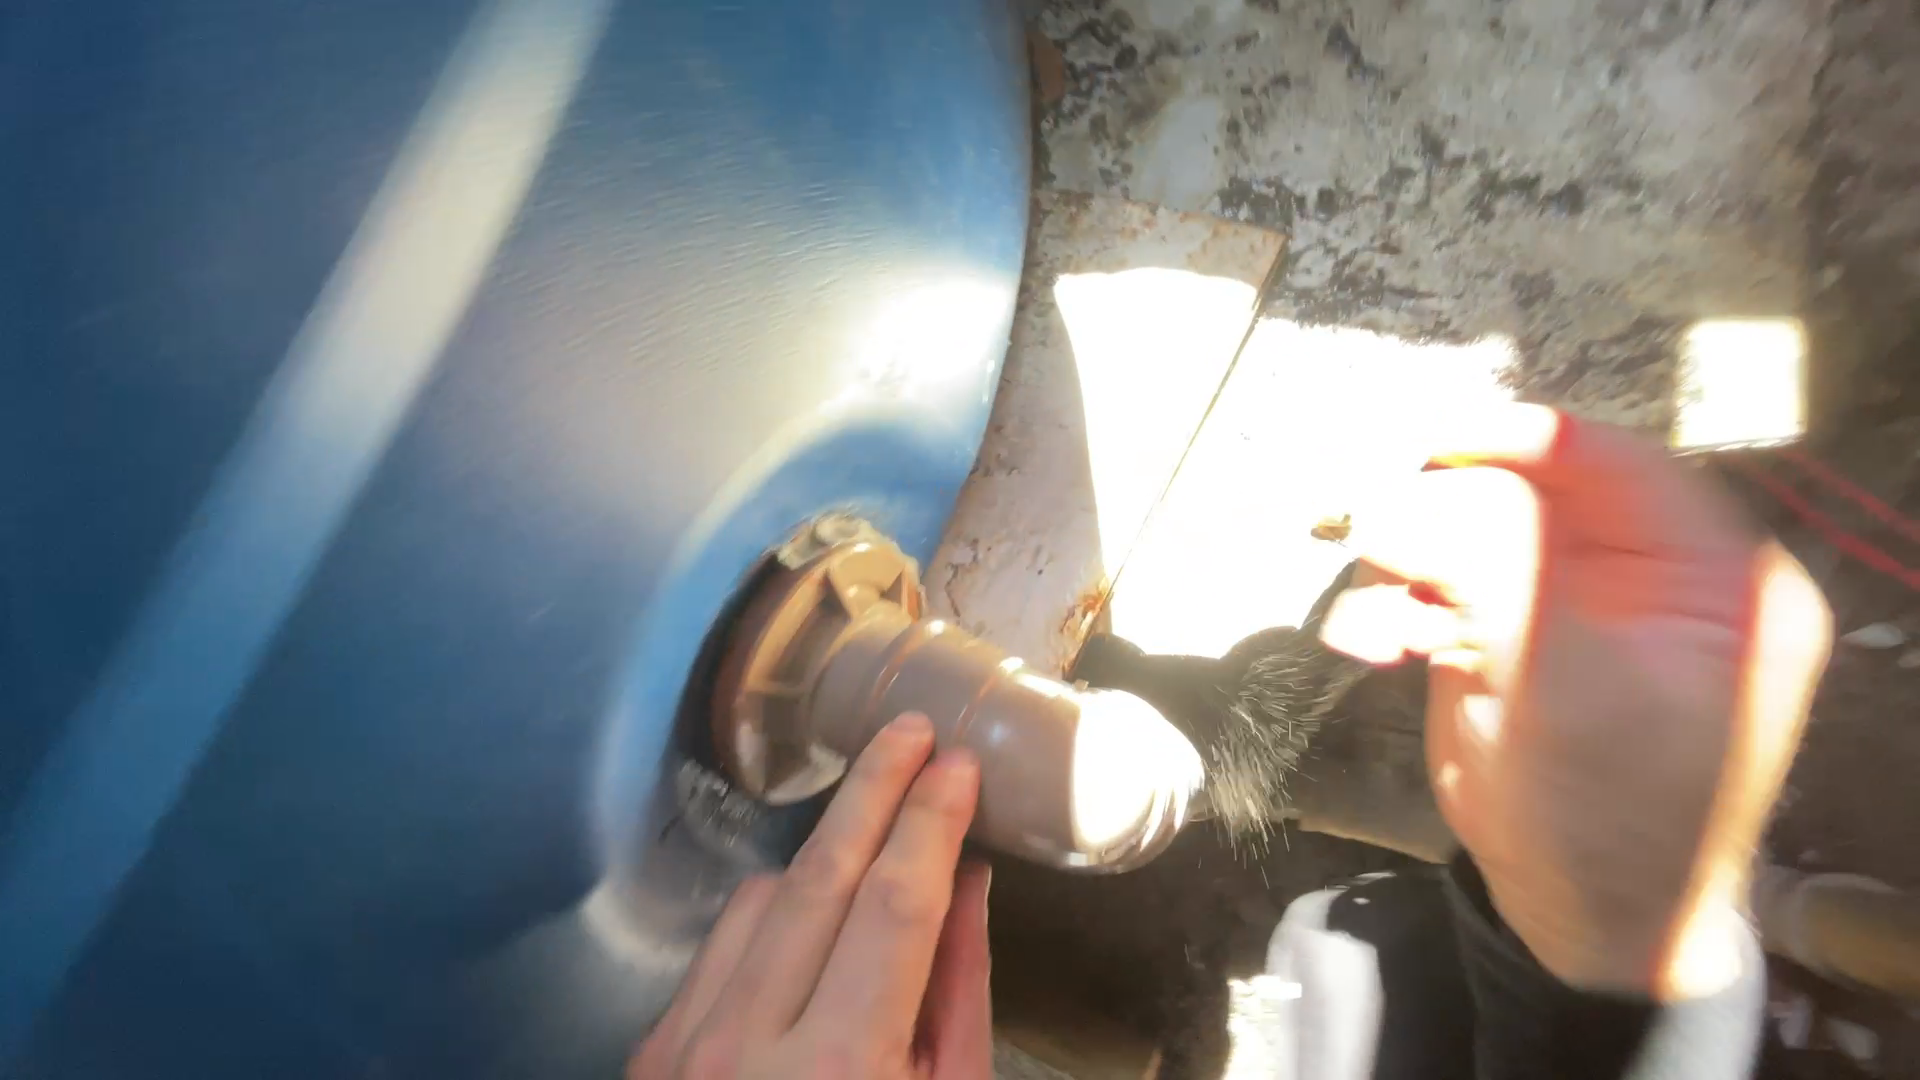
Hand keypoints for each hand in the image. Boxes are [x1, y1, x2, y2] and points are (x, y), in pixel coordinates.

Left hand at [629, 713, 990, 1078]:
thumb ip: (957, 993)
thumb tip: (965, 879)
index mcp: (843, 1072)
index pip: (898, 902)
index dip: (932, 819)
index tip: (960, 763)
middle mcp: (747, 1048)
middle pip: (822, 874)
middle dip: (874, 787)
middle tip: (912, 729)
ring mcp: (684, 1048)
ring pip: (767, 892)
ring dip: (830, 847)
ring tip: (879, 823)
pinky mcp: (653, 1050)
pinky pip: (727, 935)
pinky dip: (780, 900)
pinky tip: (815, 903)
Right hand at [1320, 403, 1830, 999]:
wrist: (1566, 897)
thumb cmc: (1603, 798)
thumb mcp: (1555, 673)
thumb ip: (1481, 567)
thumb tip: (1379, 500)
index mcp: (1696, 570)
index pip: (1609, 461)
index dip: (1516, 440)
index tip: (1423, 444)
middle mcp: (1619, 572)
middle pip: (1508, 496)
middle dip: (1431, 523)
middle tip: (1367, 541)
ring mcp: (1544, 600)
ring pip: (1448, 539)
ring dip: (1398, 578)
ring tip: (1379, 631)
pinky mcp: (1483, 629)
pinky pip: (1418, 590)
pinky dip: (1384, 614)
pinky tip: (1375, 652)